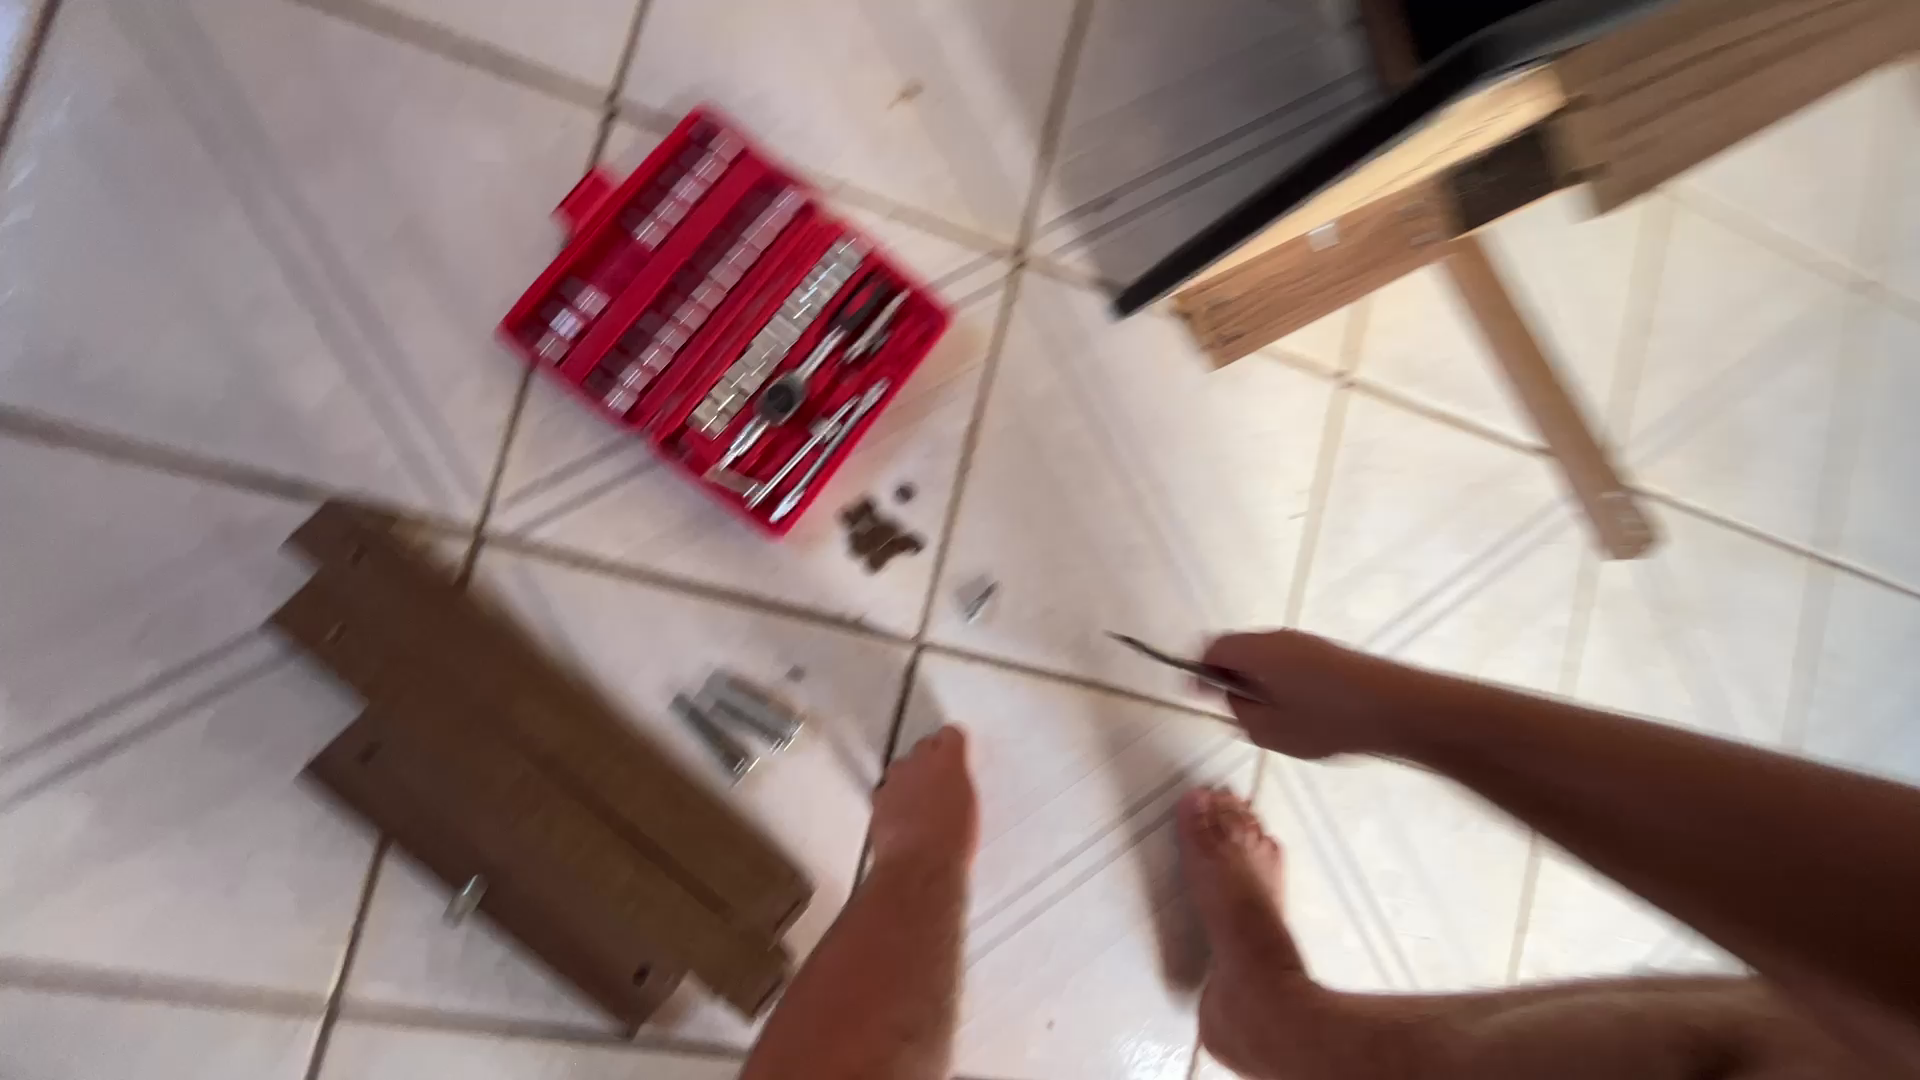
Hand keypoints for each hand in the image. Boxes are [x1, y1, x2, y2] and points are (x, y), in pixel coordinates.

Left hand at [870, 726, 979, 871]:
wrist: (919, 867)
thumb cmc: (955, 840)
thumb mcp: (969, 807)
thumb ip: (958, 783)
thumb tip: (952, 780)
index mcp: (949, 760)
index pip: (951, 733)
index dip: (953, 745)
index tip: (956, 757)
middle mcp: (919, 761)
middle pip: (924, 746)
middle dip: (931, 759)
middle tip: (940, 782)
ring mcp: (895, 778)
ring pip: (903, 766)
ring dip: (911, 777)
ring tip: (919, 801)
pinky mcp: (879, 798)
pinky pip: (888, 788)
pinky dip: (895, 797)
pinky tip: (902, 816)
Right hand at [1201, 630, 1435, 759]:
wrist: (1401, 710)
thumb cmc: (1329, 722)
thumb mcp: (1271, 731)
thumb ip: (1240, 713)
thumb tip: (1234, 698)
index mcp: (1256, 652)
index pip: (1212, 649)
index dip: (1199, 670)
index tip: (1197, 694)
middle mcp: (1277, 638)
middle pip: (1237, 647)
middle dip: (1229, 674)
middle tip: (1234, 707)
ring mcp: (1305, 642)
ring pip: (1264, 655)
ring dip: (1256, 677)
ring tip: (1269, 713)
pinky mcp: (1328, 652)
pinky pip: (1288, 660)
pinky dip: (1280, 677)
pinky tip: (1299, 709)